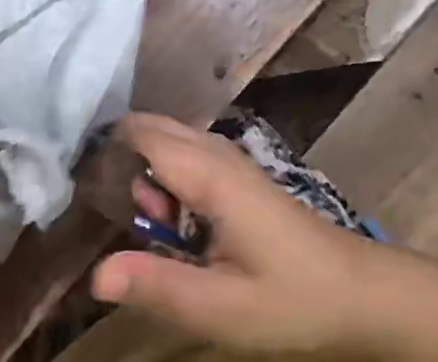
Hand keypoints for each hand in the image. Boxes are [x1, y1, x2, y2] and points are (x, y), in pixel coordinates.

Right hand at [88, 114, 380, 354]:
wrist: (358, 290)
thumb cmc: (291, 298)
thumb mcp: (221, 307)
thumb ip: (158, 286)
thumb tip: (96, 275)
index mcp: (209, 173)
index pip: (143, 133)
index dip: (107, 148)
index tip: (80, 180)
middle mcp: (217, 152)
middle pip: (154, 129)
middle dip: (124, 159)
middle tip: (115, 213)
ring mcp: (230, 160)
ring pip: (170, 143)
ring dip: (149, 176)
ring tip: (153, 228)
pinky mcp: (238, 175)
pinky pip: (188, 158)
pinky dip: (169, 180)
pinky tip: (176, 225)